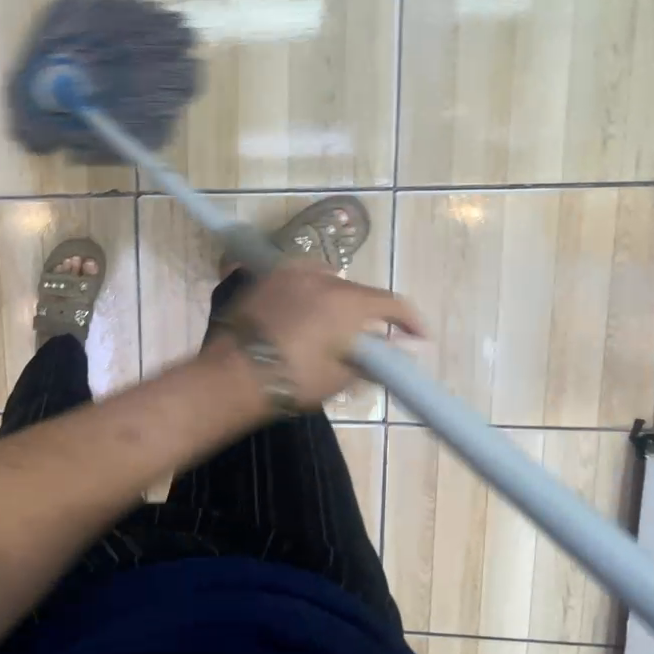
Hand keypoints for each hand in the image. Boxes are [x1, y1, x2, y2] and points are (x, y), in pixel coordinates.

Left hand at [217, 262, 427, 408]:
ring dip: (335, 296)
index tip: (419, 337)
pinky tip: (304, 310)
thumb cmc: (294, 379)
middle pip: (355, 290)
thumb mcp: (341, 376)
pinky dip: (307, 290)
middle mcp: (320, 278)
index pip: (392, 303)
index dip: (410, 321)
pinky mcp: (262, 279)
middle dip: (367, 311)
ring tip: (334, 322)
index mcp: (346, 301)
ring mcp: (287, 274)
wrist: (234, 373)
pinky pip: (295, 278)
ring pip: (324, 278)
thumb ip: (375, 360)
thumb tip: (403, 350)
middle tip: (369, 337)